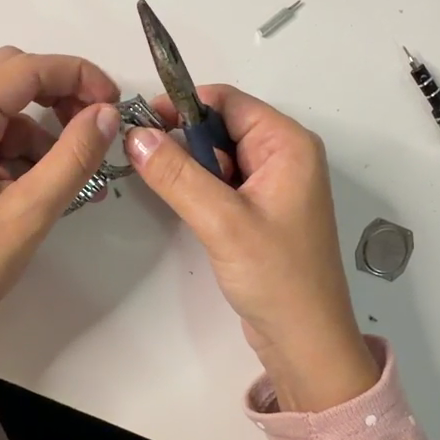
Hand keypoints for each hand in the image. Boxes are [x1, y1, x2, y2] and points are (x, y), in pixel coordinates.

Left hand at [0, 47, 120, 373]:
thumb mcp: (30, 212)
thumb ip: (74, 156)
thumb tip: (107, 114)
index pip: (24, 68)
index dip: (77, 75)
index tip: (114, 103)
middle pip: (7, 73)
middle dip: (58, 92)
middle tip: (94, 128)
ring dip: (38, 125)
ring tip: (68, 172)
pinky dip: (16, 144)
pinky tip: (36, 182)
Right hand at [127, 86, 375, 412]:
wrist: (304, 338)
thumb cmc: (278, 278)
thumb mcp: (222, 221)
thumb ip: (177, 175)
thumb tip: (136, 136)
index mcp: (289, 146)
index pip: (229, 102)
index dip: (183, 106)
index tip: (140, 122)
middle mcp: (286, 159)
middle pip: (223, 127)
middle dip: (184, 140)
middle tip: (146, 159)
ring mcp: (274, 188)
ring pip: (220, 159)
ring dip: (190, 169)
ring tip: (164, 188)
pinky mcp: (261, 215)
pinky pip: (224, 187)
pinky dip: (200, 191)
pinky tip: (184, 207)